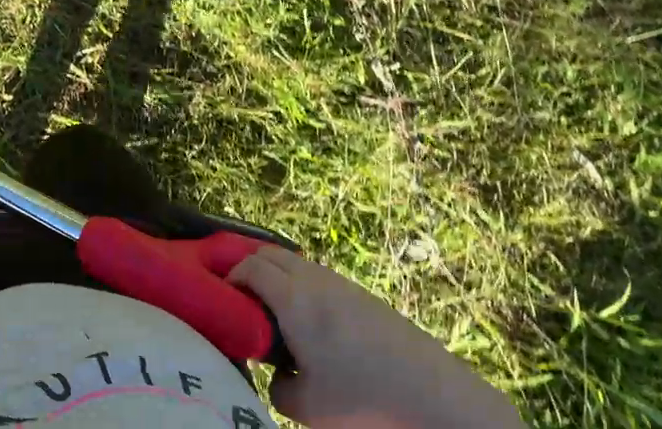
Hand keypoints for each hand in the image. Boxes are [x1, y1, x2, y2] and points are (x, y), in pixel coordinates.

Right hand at [229, 245, 522, 427]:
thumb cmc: (365, 401)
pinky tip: (309, 325)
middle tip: (239, 303)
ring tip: (273, 316)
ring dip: (277, 277)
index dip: (228, 278)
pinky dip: (302, 287)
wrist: (441, 402)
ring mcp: (343, 284)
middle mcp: (315, 279)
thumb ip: (278, 386)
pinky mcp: (365, 296)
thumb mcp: (308, 408)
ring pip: (296, 263)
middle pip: (269, 254)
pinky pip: (319, 278)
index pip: (248, 267)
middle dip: (248, 270)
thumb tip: (277, 373)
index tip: (220, 302)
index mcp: (293, 298)